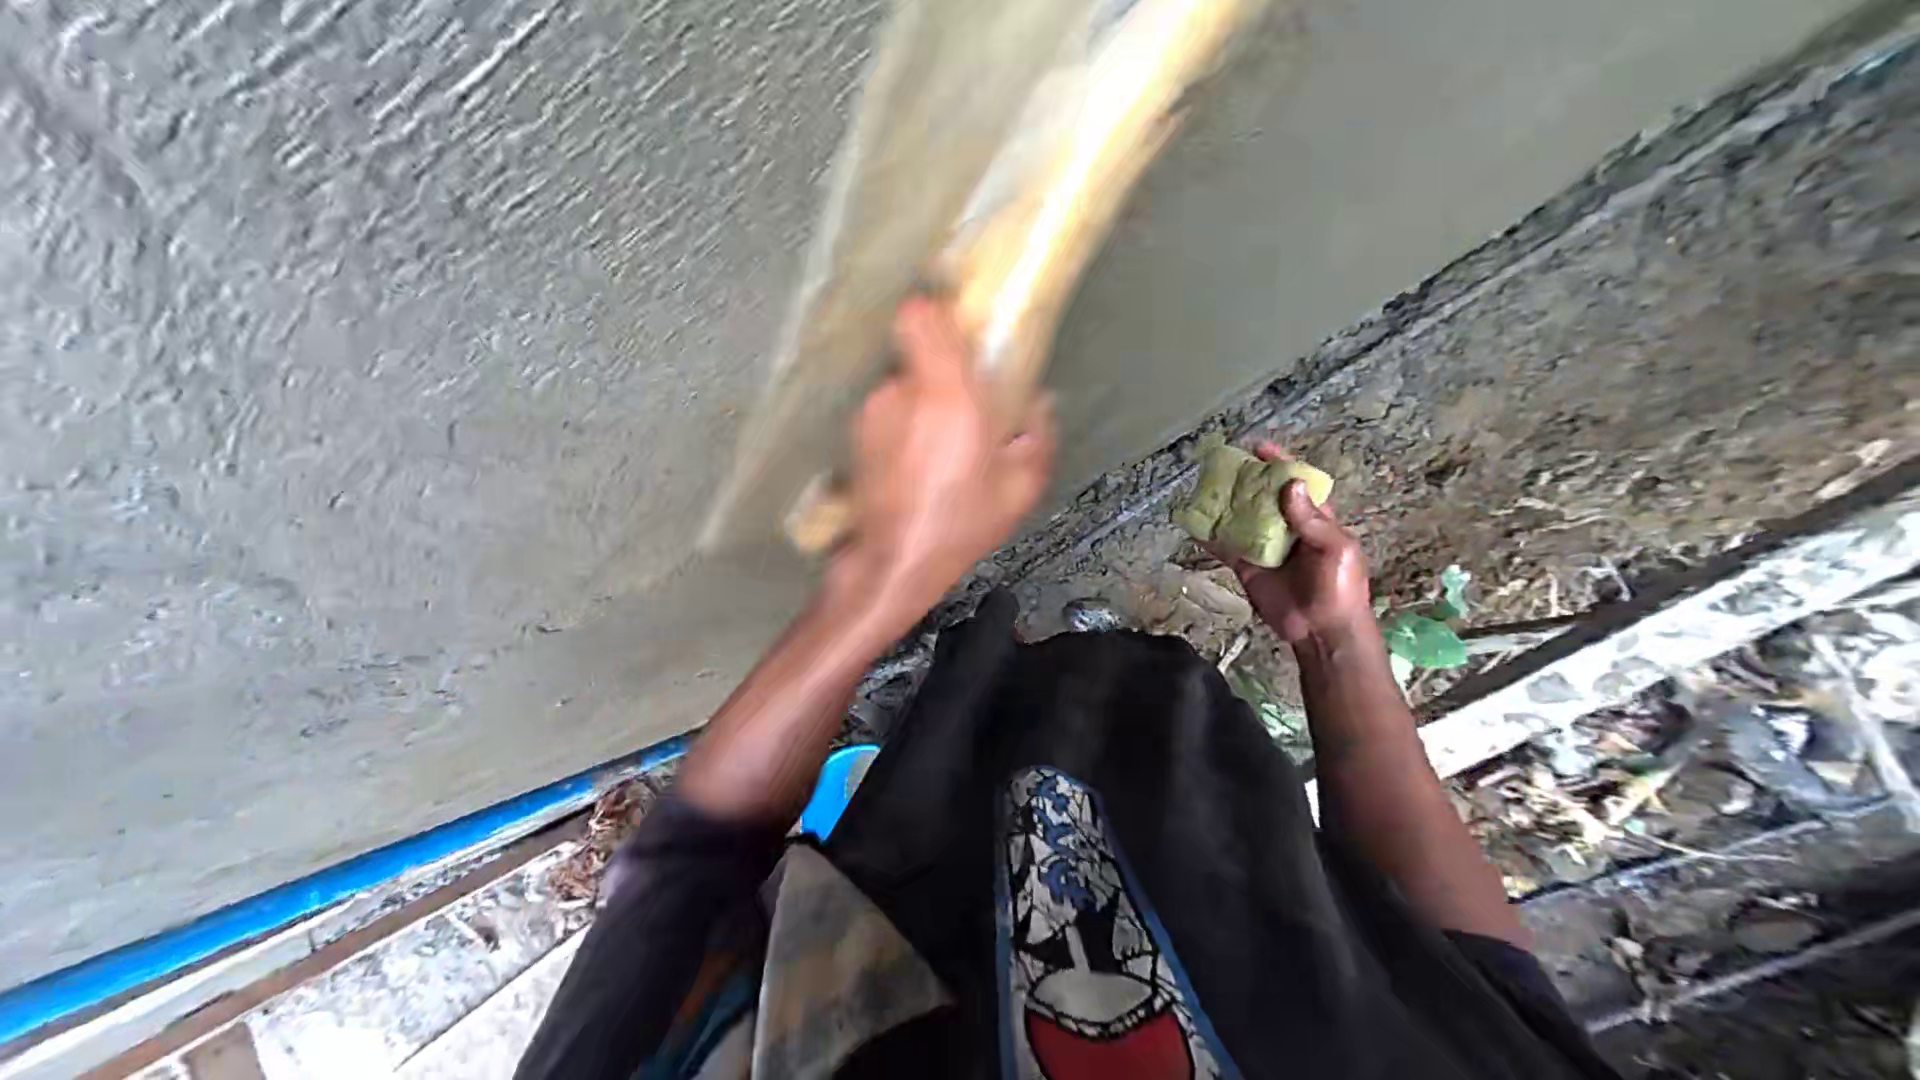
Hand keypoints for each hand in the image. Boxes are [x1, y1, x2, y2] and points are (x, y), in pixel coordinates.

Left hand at [829, 296, 1055, 625]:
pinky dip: (900, 428)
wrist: (893, 564)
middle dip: (941, 375)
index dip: (938, 311)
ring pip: (902, 388)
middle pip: (919, 354)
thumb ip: (1037, 435)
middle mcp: (901, 394)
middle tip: (962, 411)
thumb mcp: (1020, 489)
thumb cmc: (961, 526)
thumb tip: (1039, 403)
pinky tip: (913, 466)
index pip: (921, 316)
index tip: (959, 327)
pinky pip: (885, 414)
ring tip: (938, 450)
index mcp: (948, 396)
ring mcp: (871, 414)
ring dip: (920, 406)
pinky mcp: (855, 436)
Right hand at [1213, 443, 1370, 643]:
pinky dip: (1210, 537)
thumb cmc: (1339, 587)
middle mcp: (1287, 529)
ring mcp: (1265, 547)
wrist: (1321, 631)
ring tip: (1204, 488)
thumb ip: (1311, 519)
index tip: (1260, 449)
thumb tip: (1289, 485)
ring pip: (1241, 519)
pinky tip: (1194, 525)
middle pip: (1264, 498)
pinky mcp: (1247, 566)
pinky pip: (1225, 547)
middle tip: (1225, 466)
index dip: (1281, 465)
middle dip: (1246, 481)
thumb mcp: (1336, 549)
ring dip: (1225, 505)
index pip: (1297, 485)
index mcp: (1315, 520)